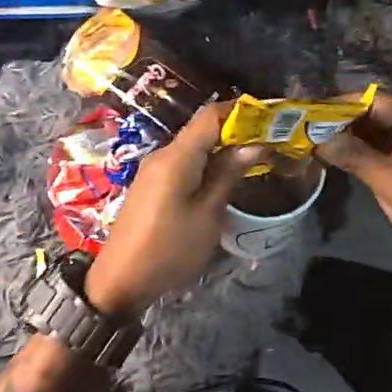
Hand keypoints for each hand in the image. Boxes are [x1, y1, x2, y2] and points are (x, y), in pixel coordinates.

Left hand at [84, 103, 266, 316]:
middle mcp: (162, 155)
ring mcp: (154, 170)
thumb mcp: (207, 215)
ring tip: (254, 161)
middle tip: (270, 143)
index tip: (270, 119)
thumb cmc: (169, 249)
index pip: (211, 115)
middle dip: (236, 132)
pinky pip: (183, 164)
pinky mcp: (151, 186)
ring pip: (193, 148)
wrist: (120, 280)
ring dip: (223, 150)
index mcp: (176, 157)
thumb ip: (228, 175)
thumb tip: (253, 145)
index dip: (242, 111)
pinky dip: (206, 165)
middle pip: (202, 130)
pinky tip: (224, 179)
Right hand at [314, 92, 391, 261]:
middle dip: (344, 118)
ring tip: (318, 138)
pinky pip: (379, 146)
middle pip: (375, 112)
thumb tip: (319, 138)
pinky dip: (359, 147)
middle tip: (312, 126)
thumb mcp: (388, 181)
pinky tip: (337, 153)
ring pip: (376, 129)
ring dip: (350, 133)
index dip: (346, 102)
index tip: (316, 110)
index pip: (378, 100)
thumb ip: (355, 156)